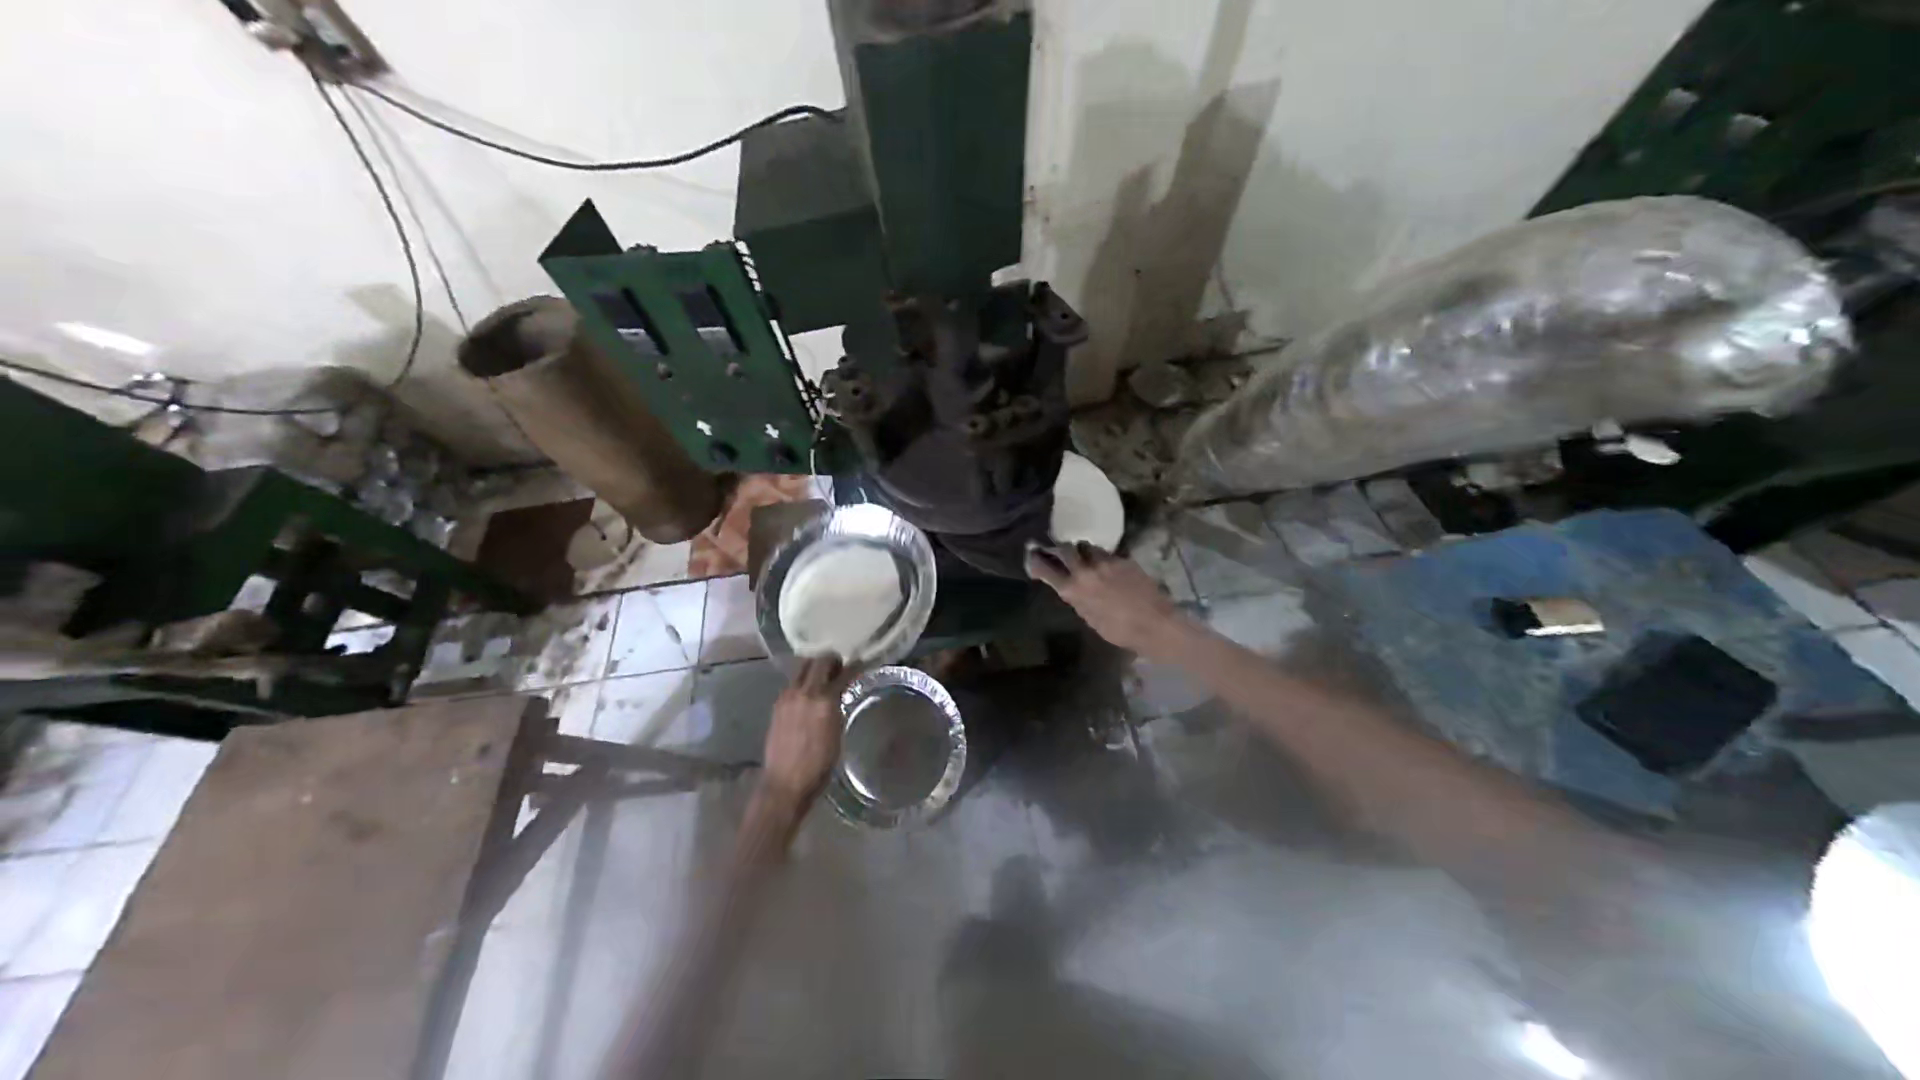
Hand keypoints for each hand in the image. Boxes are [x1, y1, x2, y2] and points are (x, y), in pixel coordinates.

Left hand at [761, 657, 852, 806]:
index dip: (854, 666)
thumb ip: (837, 708)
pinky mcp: (778, 704)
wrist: (785, 782)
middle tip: (840, 666)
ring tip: (824, 677)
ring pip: (803, 668)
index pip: (843, 673)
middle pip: (819, 661)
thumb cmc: (819, 765)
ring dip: (815, 668)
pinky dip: (804, 681)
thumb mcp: (837, 734)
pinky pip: (793, 683)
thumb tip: (839, 694)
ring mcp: (788, 696)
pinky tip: (809, 693)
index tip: (861, 663)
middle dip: (832, 660)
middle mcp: (805, 692)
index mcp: (824, 701)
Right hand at [1026, 542, 1194, 657]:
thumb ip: (1078, 599)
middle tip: (1060, 551)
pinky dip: (1103, 558)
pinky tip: (1109, 567)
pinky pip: (1107, 553)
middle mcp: (1086, 571)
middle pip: (1065, 548)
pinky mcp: (1124, 559)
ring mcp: (1106, 562)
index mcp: (1073, 590)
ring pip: (1087, 546)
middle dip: (1061, 549)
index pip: (1045, 568)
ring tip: (1087, 557)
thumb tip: (1072, 588)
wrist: (1154, 624)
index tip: (1033, 556)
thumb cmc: (1120, 631)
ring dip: (1083, 550)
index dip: (1036, 560)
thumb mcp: (1090, 618)